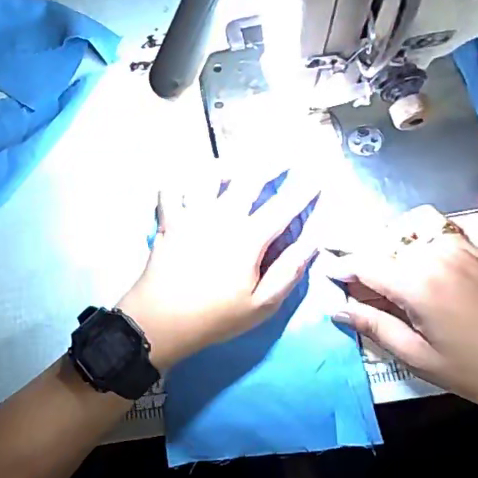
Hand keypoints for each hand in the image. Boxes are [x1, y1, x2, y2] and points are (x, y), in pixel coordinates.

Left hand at [116, 166, 321, 369]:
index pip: (284, 206)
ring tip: (237, 165)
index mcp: (248, 237)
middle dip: (271, 161)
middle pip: (249, 176)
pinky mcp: (169, 220)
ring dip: (228, 165)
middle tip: (284, 154)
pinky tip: (190, 181)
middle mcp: (221, 216)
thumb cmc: (214, 317)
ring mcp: (192, 214)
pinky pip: (172, 188)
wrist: (158, 323)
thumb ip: (288, 271)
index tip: (319, 176)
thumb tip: (312, 243)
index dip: (305, 189)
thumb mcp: (261, 305)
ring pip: (209, 174)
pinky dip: (182, 180)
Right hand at [320, 210, 477, 465]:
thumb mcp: (421, 359)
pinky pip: (466, 223)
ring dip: (403, 238)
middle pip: (390, 240)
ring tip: (401, 267)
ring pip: (423, 223)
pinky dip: (449, 228)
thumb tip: (338, 308)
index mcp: (415, 281)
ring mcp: (470, 245)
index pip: (363, 263)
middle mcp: (438, 252)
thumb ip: (376, 327)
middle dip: (370, 256)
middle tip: (366, 287)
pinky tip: (447, 248)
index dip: (340, 268)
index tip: (328, 276)